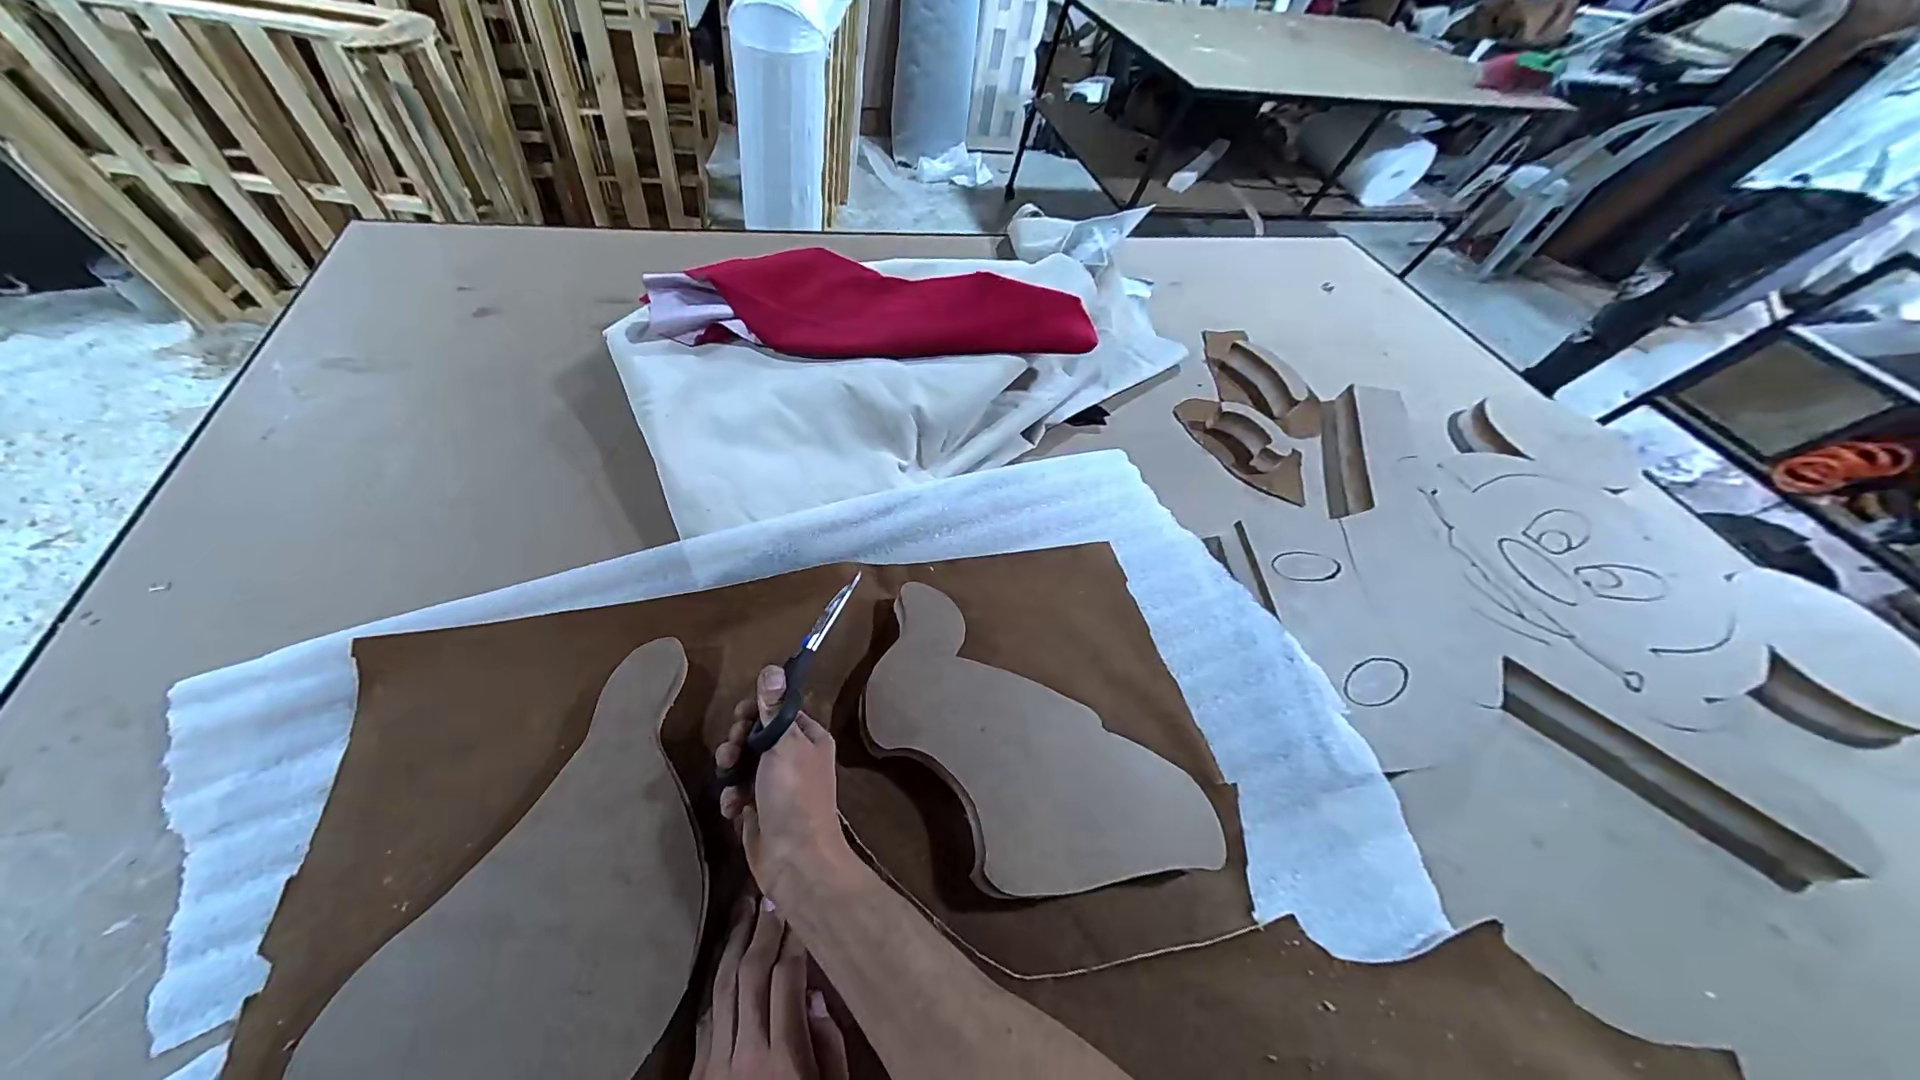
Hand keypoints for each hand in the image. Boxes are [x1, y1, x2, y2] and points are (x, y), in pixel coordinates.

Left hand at [693, 893, 848, 1079]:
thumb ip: (828, 1048)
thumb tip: (818, 994)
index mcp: (784, 1061)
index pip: (788, 980)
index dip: (796, 940)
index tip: (803, 910)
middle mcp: (745, 1054)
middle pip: (752, 975)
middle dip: (764, 930)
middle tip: (773, 894)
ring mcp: (715, 1064)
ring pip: (723, 987)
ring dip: (734, 943)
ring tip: (744, 908)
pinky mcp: (698, 1073)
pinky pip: (707, 1013)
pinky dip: (717, 980)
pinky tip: (724, 957)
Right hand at [716, 666, 857, 905]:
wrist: (795, 859)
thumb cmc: (794, 795)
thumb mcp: (784, 745)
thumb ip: (774, 708)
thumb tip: (773, 668)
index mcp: (809, 738)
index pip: (779, 710)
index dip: (758, 710)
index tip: (742, 717)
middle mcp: (795, 757)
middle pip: (757, 735)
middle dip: (739, 741)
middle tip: (732, 751)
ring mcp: (776, 785)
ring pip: (743, 763)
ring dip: (731, 768)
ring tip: (729, 777)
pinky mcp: (759, 809)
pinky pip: (738, 793)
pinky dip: (732, 798)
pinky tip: (733, 809)